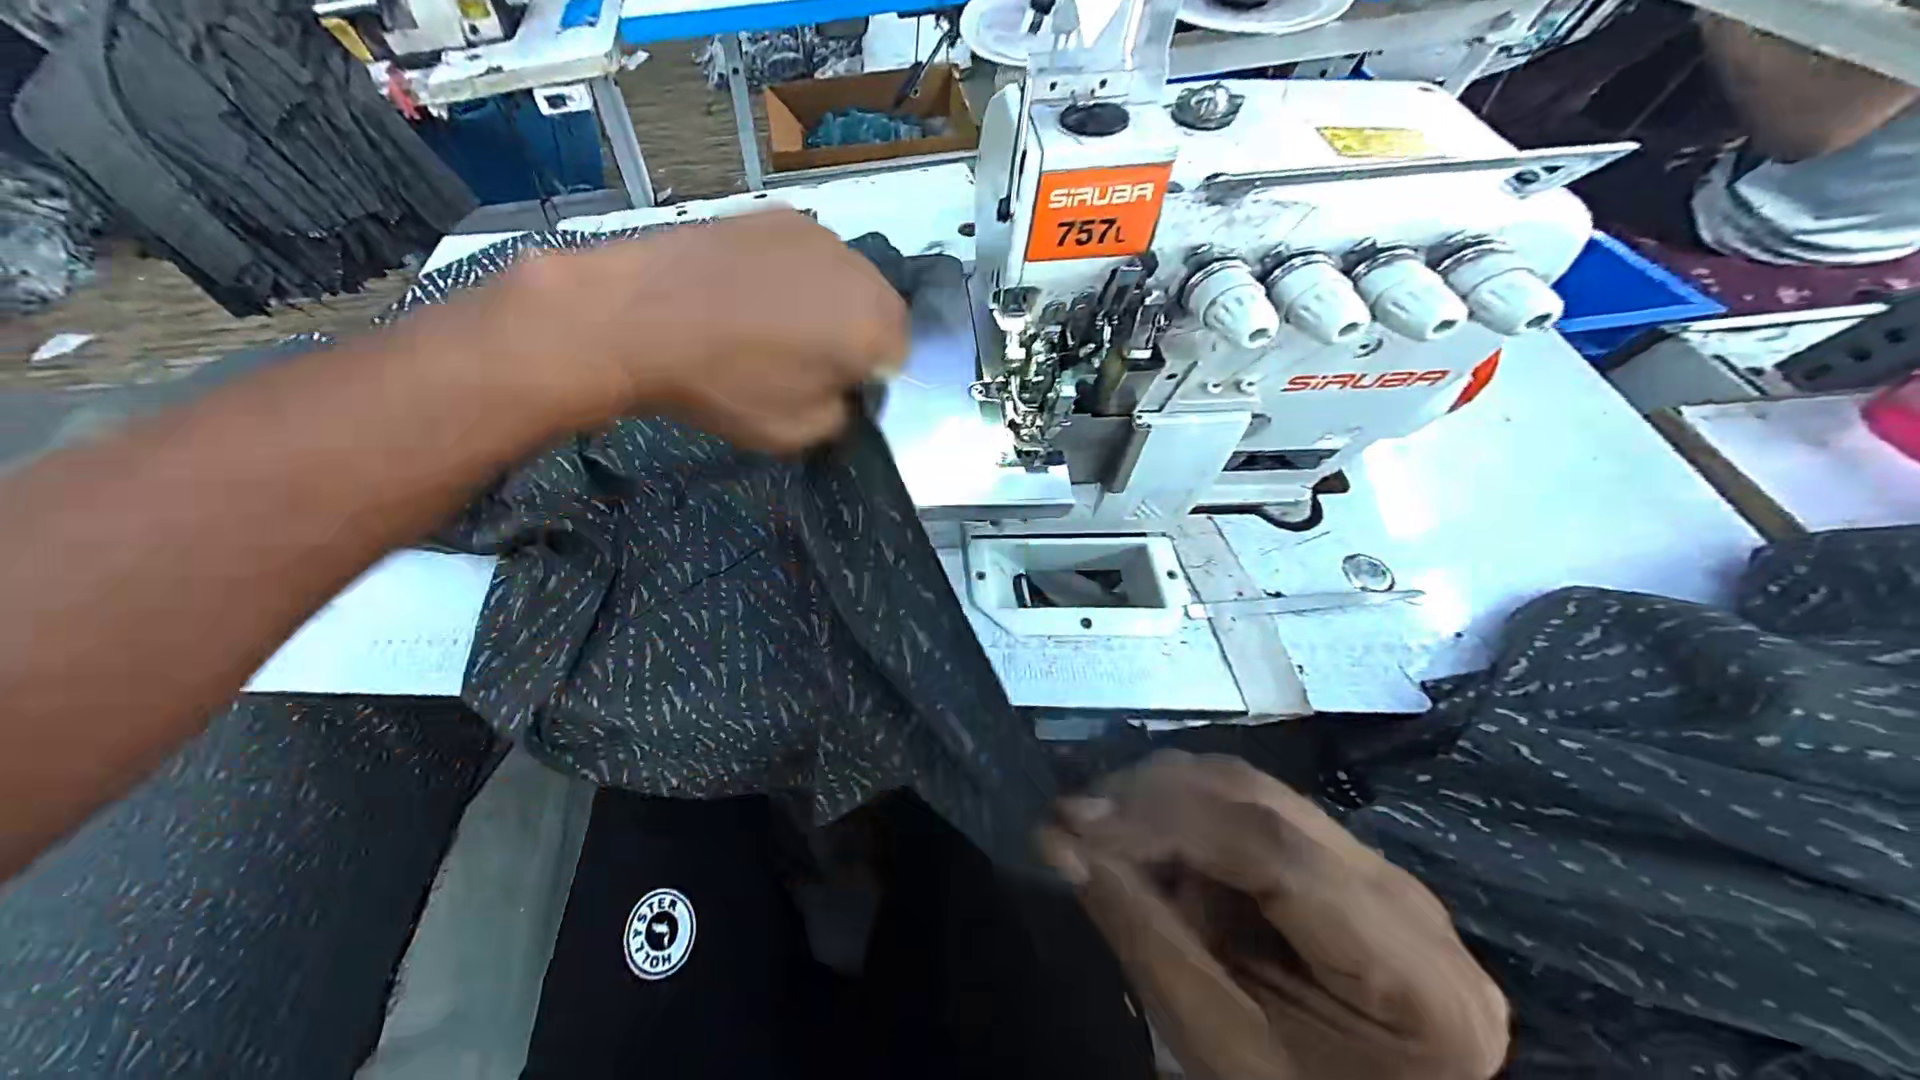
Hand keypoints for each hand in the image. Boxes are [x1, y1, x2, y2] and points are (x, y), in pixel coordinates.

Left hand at [480, 209, 910, 452]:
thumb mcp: (797, 432)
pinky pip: (807, 253)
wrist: (635, 317)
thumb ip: (843, 415)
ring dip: (829, 302)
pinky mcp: (774, 214)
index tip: (842, 388)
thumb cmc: (723, 384)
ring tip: (778, 322)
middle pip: (880, 309)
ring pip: (845, 278)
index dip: (875, 376)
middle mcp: (858, 271)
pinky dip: (796, 273)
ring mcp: (816, 235)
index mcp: (873, 327)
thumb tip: (846, 392)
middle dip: (858, 336)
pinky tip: (754, 291)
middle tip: (812, 359)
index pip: (905, 356)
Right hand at [1039, 752, 1508, 1079]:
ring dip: (1162, 795)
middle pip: (1262, 803)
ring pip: (1251, 790)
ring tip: (1094, 824)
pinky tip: (1139, 835)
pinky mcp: (1336, 862)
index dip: (1167, 820)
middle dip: (1153, 796)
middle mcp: (1406, 898)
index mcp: (1416, 975)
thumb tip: (1059, 839)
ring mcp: (1375, 871)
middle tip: (1070, 816)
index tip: (1075, 818)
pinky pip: (1248, 810)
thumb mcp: (1214, 1047)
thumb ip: (1144, 934)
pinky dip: (1182, 813)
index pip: (1277, 852)